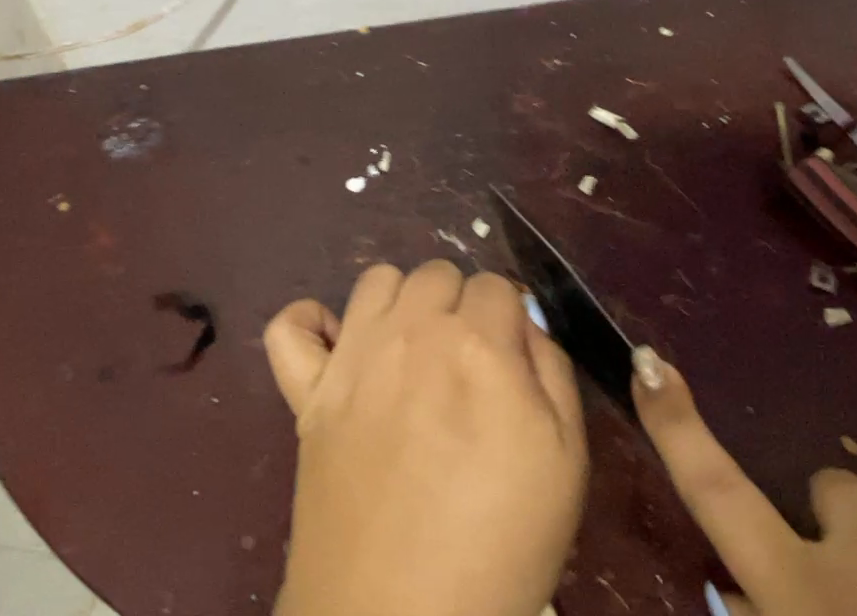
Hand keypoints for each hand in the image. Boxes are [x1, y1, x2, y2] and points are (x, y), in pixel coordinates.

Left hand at [263, 261, 587, 615]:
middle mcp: (410, 334)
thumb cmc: (499, 544)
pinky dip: (313, 325)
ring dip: (402, 302)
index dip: (509, 320)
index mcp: (477, 346)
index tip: (511, 360)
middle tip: (468, 364)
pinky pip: (290, 326)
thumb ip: (551, 372)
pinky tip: (340, 350)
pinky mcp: (305, 393)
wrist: (400, 614)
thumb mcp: (565, 461)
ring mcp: (350, 360)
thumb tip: (525, 323)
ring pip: (376, 280)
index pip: (497, 285)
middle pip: (437, 274)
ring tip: (414, 352)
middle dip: (461, 305)